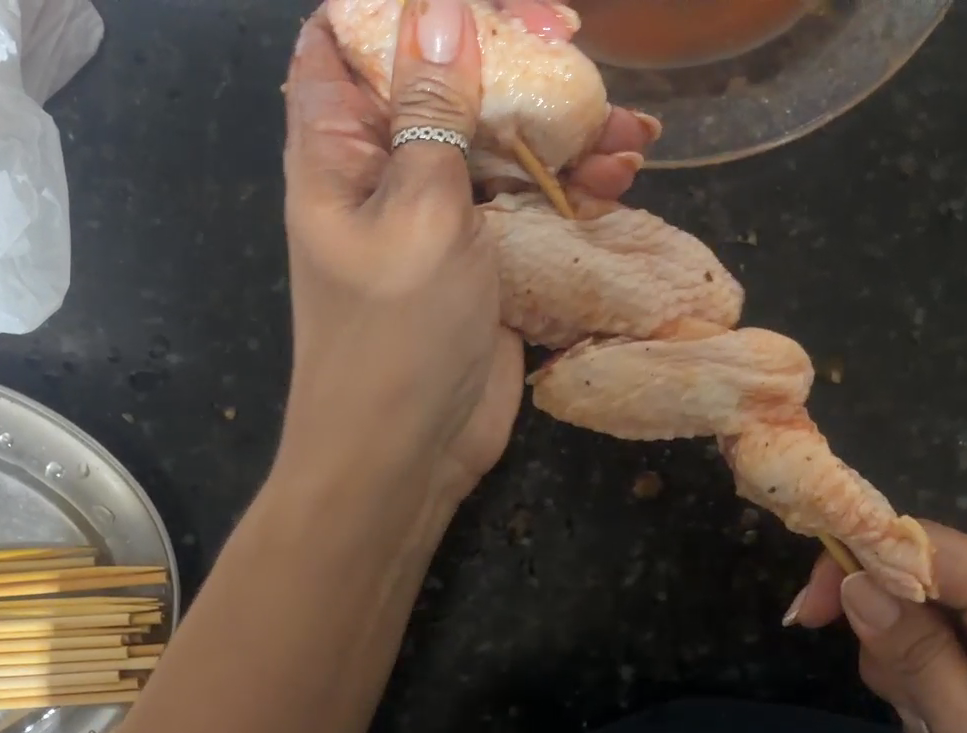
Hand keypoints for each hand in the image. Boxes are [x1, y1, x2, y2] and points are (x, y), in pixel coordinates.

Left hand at [280, 5, 655, 512]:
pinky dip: (572, 191)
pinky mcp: (485, 263)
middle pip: (443, 83)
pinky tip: (620, 179)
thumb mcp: (416, 213)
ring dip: (562, 132)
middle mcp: (386, 172)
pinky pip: (529, 207)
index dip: (406, 10)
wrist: (406, 455)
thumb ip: (432, 113)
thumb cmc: (395, 337)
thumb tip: (439, 10)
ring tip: (627, 136)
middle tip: (575, 49)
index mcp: (339, 147)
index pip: (349, 40)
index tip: (475, 8)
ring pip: (501, 146)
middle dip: (511, 62)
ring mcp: (440, 221)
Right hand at [787, 524, 966, 732]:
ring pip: (924, 604)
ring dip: (902, 658)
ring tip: (930, 720)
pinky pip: (943, 631)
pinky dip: (921, 668)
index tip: (808, 613)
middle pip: (923, 570)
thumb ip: (915, 655)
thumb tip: (855, 585)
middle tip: (882, 689)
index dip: (859, 562)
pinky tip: (940, 713)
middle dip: (882, 622)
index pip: (929, 547)